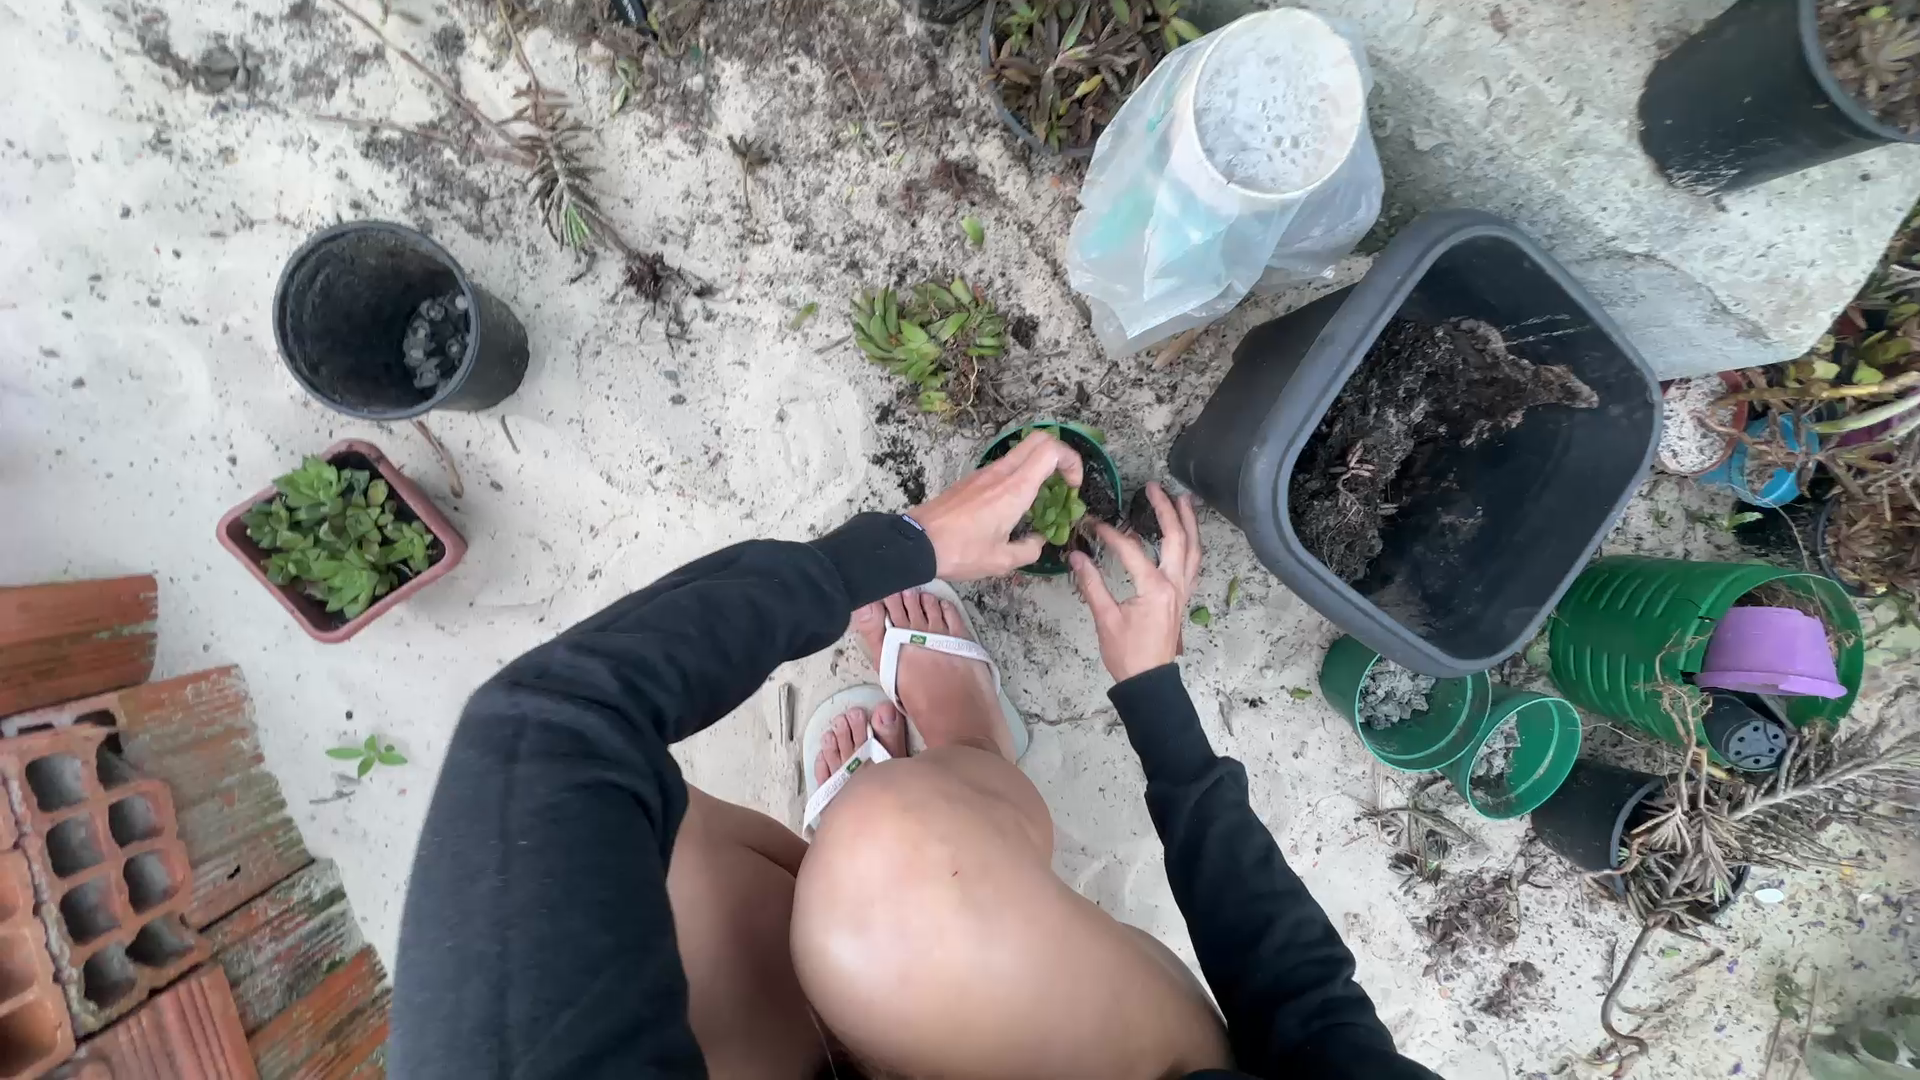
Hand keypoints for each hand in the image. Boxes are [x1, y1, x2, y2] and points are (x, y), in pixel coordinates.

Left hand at [907, 428, 1084, 580]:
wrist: (917, 544)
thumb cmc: (960, 551)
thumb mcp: (1001, 561)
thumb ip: (1029, 550)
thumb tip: (1038, 541)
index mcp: (1015, 489)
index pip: (1052, 450)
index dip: (1072, 462)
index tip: (1073, 487)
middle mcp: (1001, 473)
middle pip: (1039, 439)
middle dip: (1060, 455)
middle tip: (1064, 482)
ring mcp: (984, 473)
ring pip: (1021, 452)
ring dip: (1038, 465)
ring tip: (1041, 498)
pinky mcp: (971, 480)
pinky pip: (1004, 466)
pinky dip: (1019, 475)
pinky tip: (1014, 504)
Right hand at [1067, 483, 1201, 682]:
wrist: (1149, 681)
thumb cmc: (1127, 654)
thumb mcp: (1105, 619)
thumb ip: (1091, 584)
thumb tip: (1076, 556)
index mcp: (1154, 588)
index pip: (1131, 550)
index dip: (1111, 534)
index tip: (1094, 524)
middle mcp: (1175, 584)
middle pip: (1176, 538)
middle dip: (1166, 510)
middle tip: (1154, 488)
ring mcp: (1183, 590)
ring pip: (1193, 549)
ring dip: (1188, 522)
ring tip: (1184, 499)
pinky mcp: (1183, 597)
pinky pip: (1193, 563)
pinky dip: (1192, 543)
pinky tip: (1187, 534)